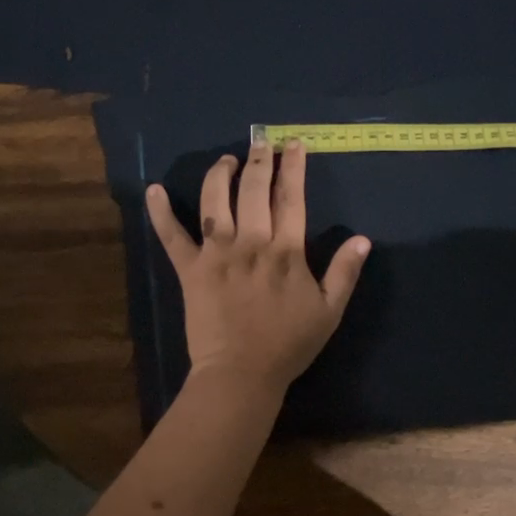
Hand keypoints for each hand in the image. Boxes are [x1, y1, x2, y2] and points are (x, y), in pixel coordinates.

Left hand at [146, 137, 369, 391]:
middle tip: (261, 141)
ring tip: (224, 160)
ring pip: (215, 202)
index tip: (293, 145)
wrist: (241, 373)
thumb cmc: (288, 345)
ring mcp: (218, 253)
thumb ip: (344, 273)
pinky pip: (173, 237)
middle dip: (259, 160)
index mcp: (287, 251)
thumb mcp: (329, 312)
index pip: (291, 198)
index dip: (293, 167)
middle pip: (253, 190)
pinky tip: (153, 190)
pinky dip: (161, 213)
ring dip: (219, 175)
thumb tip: (362, 239)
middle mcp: (252, 243)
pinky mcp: (190, 270)